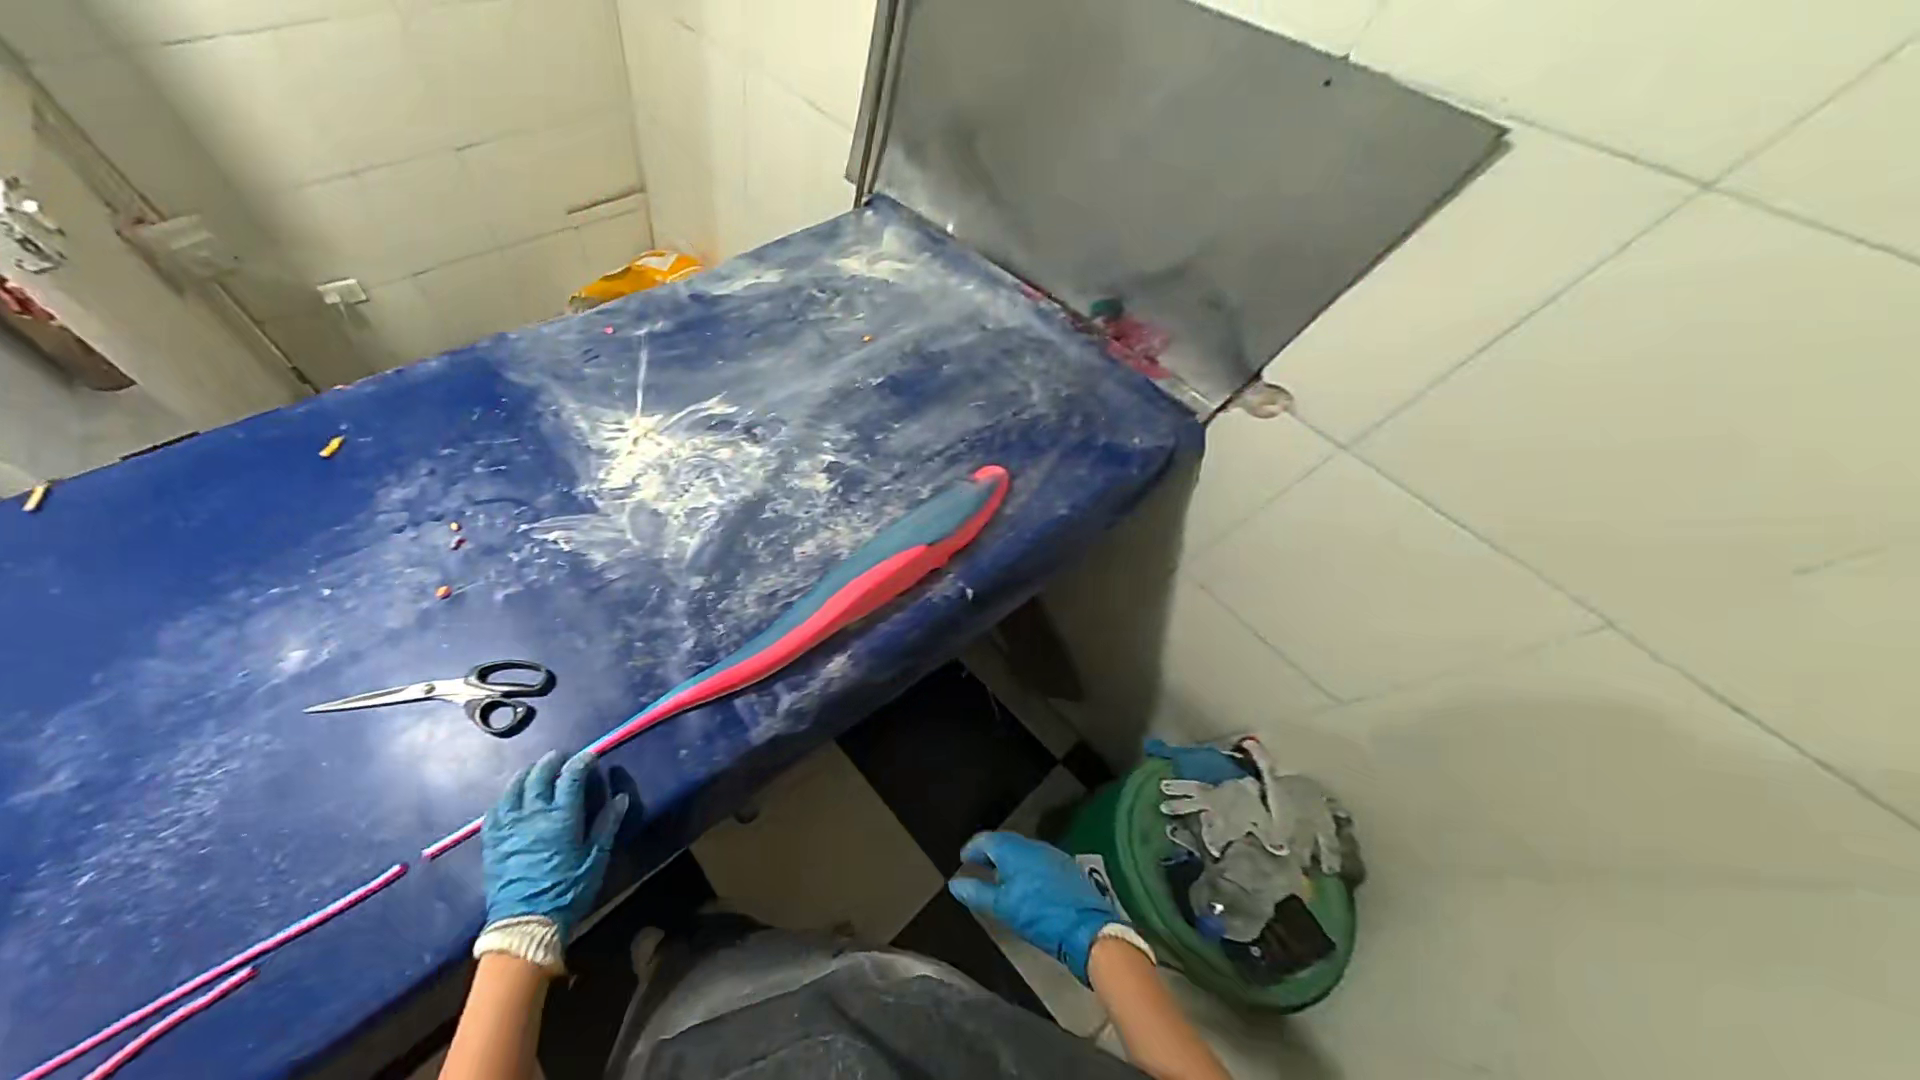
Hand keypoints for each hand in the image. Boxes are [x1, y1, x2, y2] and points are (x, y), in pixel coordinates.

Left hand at [482, 749, 627, 938]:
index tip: (591, 756)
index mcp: (562, 818)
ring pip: (514, 789)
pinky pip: (495, 811)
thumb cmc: (568, 890)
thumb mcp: (597, 858)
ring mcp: (509, 828)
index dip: (582, 762)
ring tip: (535, 768)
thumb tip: (620, 797)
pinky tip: (510, 795)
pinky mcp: (493, 842)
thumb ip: (607, 825)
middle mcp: (533, 816)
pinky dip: (505, 796)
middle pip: (539, 777)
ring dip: (526, 774)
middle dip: (552, 762)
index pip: (571, 777)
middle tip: (562, 756)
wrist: (526, 923)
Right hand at [947, 831, 1122, 984]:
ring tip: (998, 879)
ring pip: (1022, 851)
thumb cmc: (1038, 915)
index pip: (985, 840)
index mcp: (1013, 849)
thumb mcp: (1002, 907)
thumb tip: (955, 883)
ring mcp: (1052, 855)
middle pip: (1004, 843)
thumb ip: (977, 893)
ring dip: (1008, 861)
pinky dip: (1025, 868)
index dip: (972, 849)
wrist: (1087, 928)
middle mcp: (1032, 845)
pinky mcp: (1066, 868)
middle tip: (977, 868)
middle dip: (989, 854)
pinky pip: (1037, 861)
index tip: (963, 860)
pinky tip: (1025, 886)